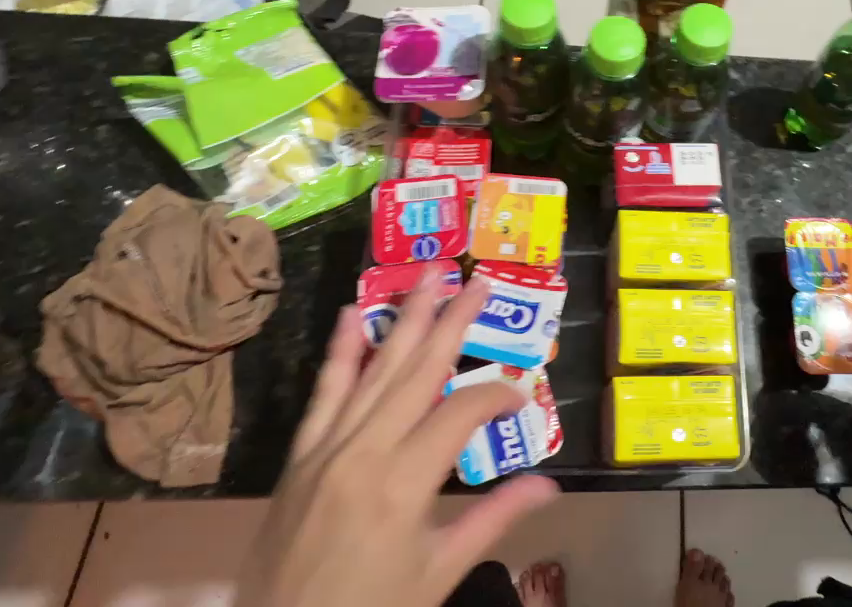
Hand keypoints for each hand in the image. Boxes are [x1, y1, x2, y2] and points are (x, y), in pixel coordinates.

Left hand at [236, 272, 559, 606]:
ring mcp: (328, 447)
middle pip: (419, 369)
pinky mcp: (301, 454)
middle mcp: (367, 450)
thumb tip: (550, 486)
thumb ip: (494, 520)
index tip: (519, 399)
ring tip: (429, 276)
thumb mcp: (438, 574)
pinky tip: (350, 314)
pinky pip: (324, 392)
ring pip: (376, 368)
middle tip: (477, 280)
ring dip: (405, 318)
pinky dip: (340, 351)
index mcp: (406, 482)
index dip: (497, 397)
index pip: (462, 412)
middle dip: (453, 320)